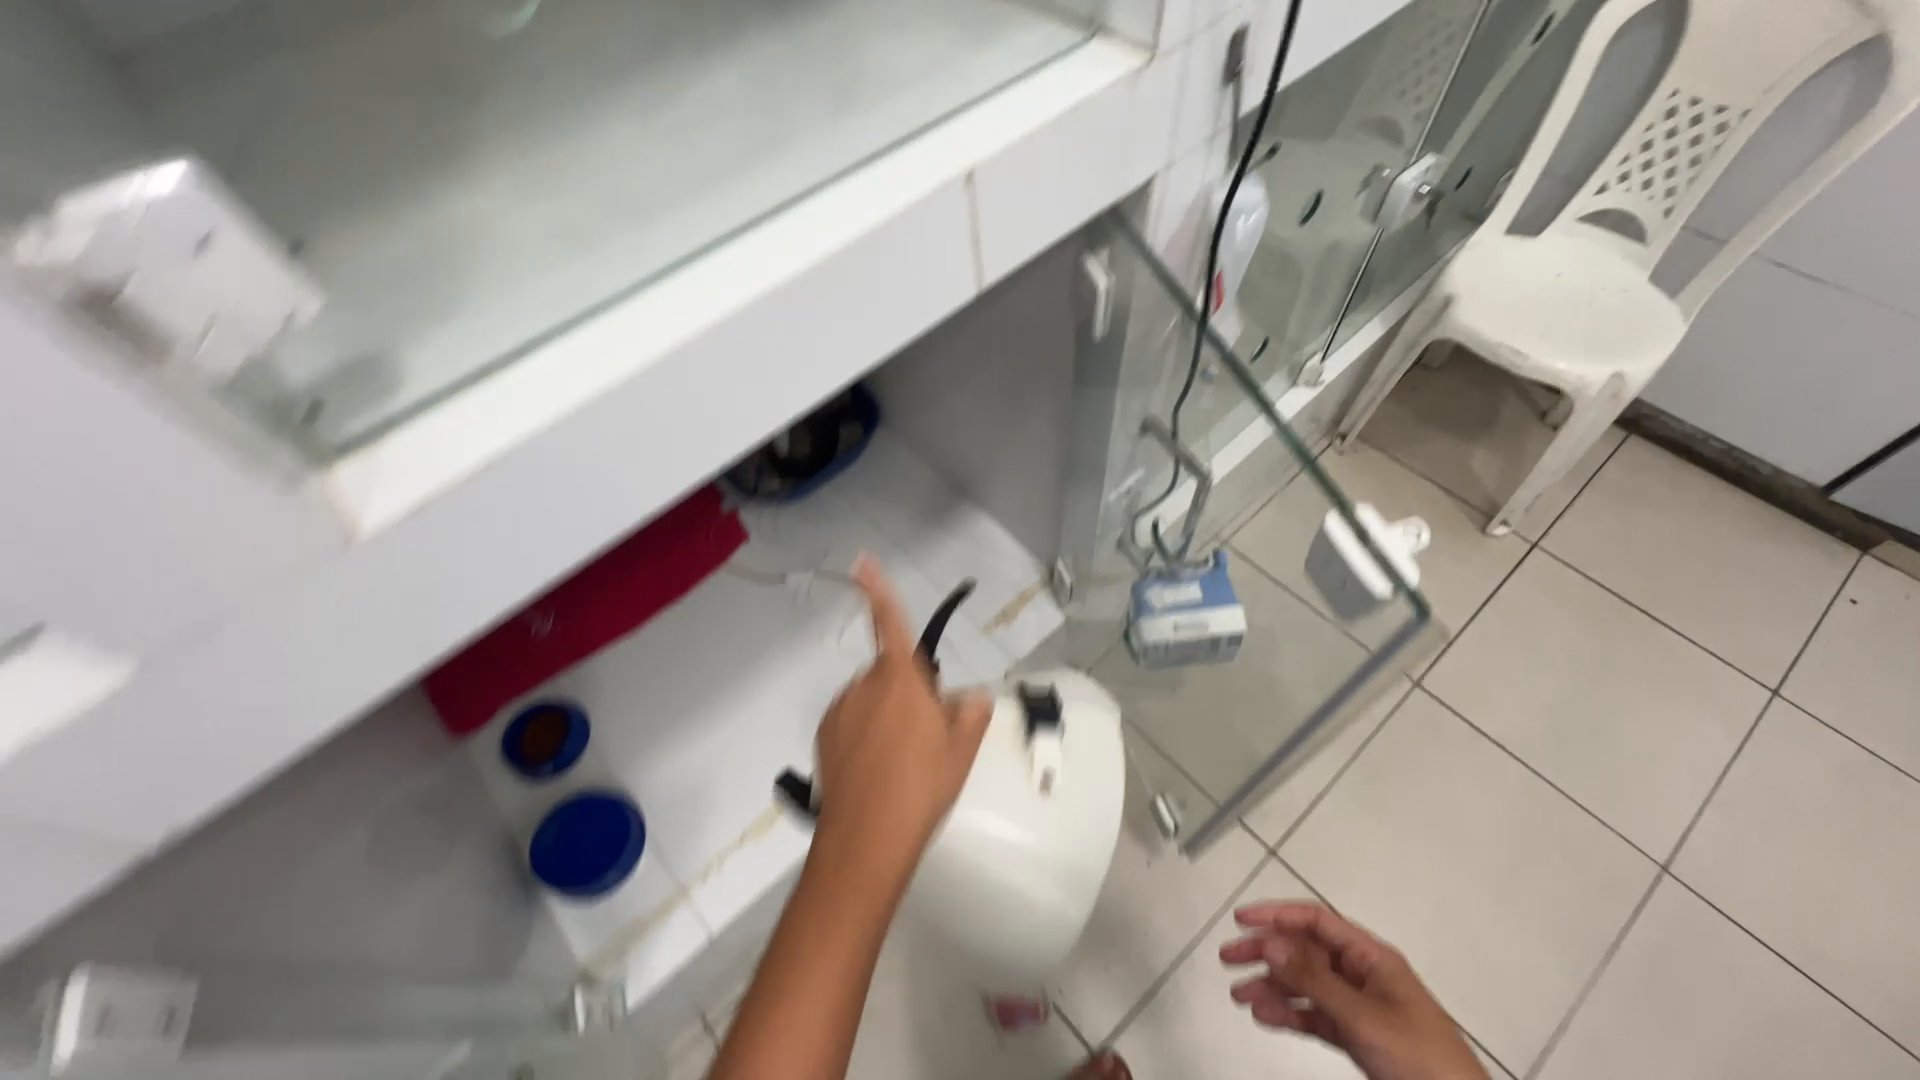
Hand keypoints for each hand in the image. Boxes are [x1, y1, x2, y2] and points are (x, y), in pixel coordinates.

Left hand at [812, 557, 993, 875]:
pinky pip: (853, 724)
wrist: (868, 839)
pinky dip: (866, 738)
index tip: (861, 561)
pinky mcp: (825, 738)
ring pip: (872, 703)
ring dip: (887, 718)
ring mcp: (840, 712)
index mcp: (900, 679)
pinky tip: (879, 772)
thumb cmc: (922, 786)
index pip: (890, 622)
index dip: (878, 589)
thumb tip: (968, 699)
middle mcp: (865, 686)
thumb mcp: (963, 750)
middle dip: (909, 694)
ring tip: (902, 764)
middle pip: (892, 676)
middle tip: (928, 738)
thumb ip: (971, 713)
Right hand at [1220, 902, 1487, 1079]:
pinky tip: (1264, 1017)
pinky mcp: (1357, 1036)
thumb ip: (1314, 978)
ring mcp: (1359, 1007)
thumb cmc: (1418, 1056)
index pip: (1316, 921)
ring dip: (1272, 986)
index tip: (1241, 919)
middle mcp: (1362, 975)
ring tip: (1239, 995)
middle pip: (1305, 951)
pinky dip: (1289, 1015)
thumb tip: (1270, 940)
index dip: (1277, 915)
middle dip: (1266, 951)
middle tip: (1228, 957)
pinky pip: (1315, 1016)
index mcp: (1372, 958)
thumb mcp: (1363, 1015)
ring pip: (1305, 985)